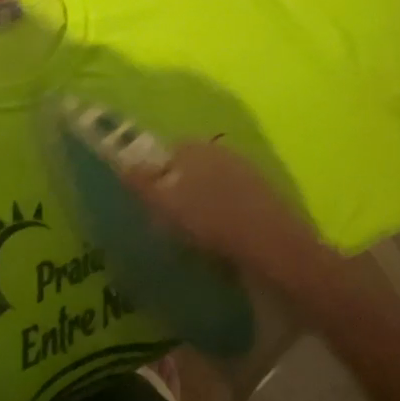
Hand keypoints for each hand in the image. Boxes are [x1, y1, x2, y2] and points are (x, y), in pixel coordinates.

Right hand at [125, 141, 331, 283]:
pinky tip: (221, 239)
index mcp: (194, 147)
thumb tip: (121, 163)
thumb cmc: (213, 224)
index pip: (165, 150)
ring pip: (213, 184)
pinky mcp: (267, 199)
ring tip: (194, 233)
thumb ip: (141, 182)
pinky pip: (234, 202)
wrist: (279, 253)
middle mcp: (221, 151)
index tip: (148, 198)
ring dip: (203, 202)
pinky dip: (225, 215)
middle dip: (179, 185)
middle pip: (190, 166)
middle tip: (168, 218)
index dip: (154, 172)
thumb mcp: (165, 205)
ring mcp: (248, 173)